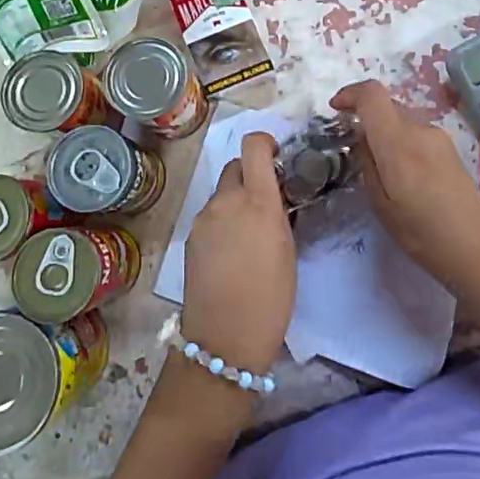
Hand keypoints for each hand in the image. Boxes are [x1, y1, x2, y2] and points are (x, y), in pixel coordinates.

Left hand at [182, 132, 295, 375]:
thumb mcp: (288, 250)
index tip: (277, 155)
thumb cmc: (271, 298)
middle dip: (251, 174)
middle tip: (267, 200)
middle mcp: (226, 201)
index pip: (253, 146)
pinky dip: (223, 221)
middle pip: (235, 167)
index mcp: (257, 201)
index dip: (265, 142)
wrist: (224, 335)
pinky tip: (232, 252)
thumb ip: (280, 214)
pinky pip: (211, 215)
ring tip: (250, 235)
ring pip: (222, 193)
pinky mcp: (190, 236)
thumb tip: (276, 198)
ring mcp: (203, 218)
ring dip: (237, 200)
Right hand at [331, 80, 479, 287]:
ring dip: (386, 134)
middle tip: (354, 148)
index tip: (336, 109)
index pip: (372, 94)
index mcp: (398, 142)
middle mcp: (420, 130)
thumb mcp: (379, 201)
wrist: (472, 246)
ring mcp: (439, 137)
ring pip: (402, 121)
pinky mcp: (450, 149)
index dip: (350, 94)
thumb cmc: (419, 230)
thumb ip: (367, 162)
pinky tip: (402, 175)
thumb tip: (361, 137)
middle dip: (366, 119)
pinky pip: (417, 134)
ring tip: (380, 169)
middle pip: (387, 106)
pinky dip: (402, 143)